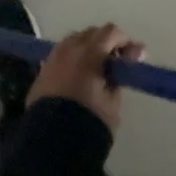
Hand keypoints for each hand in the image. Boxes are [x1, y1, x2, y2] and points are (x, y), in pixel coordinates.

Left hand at [28, 24, 146, 131]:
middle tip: (116, 62)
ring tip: (96, 68)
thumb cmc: (89, 121)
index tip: (135, 56)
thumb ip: (119, 76)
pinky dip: (72, 59)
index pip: (110, 32)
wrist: (52, 143)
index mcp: (88, 52)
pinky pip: (61, 56)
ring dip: (87, 48)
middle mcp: (68, 49)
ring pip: (73, 42)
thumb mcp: (113, 101)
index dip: (125, 41)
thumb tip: (125, 62)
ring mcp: (52, 59)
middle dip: (105, 42)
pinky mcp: (41, 72)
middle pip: (90, 33)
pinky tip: (78, 76)